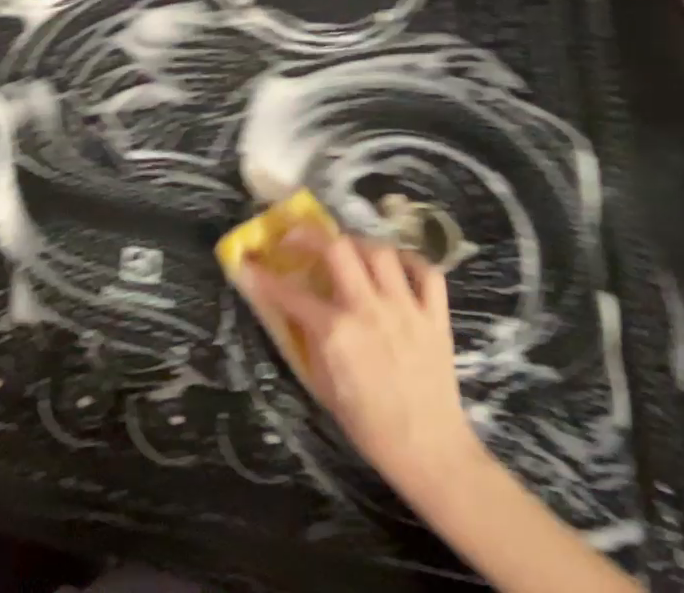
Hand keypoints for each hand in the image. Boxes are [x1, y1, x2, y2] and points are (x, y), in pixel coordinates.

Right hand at [244, 233, 481, 489]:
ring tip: (345, 251)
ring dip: (357, 244)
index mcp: (336, 331)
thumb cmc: (367, 423)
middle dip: (309, 235)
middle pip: (338, 248)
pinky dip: (408, 261)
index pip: (288, 292)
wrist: (428, 448)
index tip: (247, 263)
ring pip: (381, 251)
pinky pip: (426, 273)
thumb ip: (308, 339)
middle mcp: (369, 310)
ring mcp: (407, 310)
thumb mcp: (322, 383)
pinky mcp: (436, 318)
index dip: (261, 276)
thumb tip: (293, 311)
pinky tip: (393, 266)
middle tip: (296, 239)